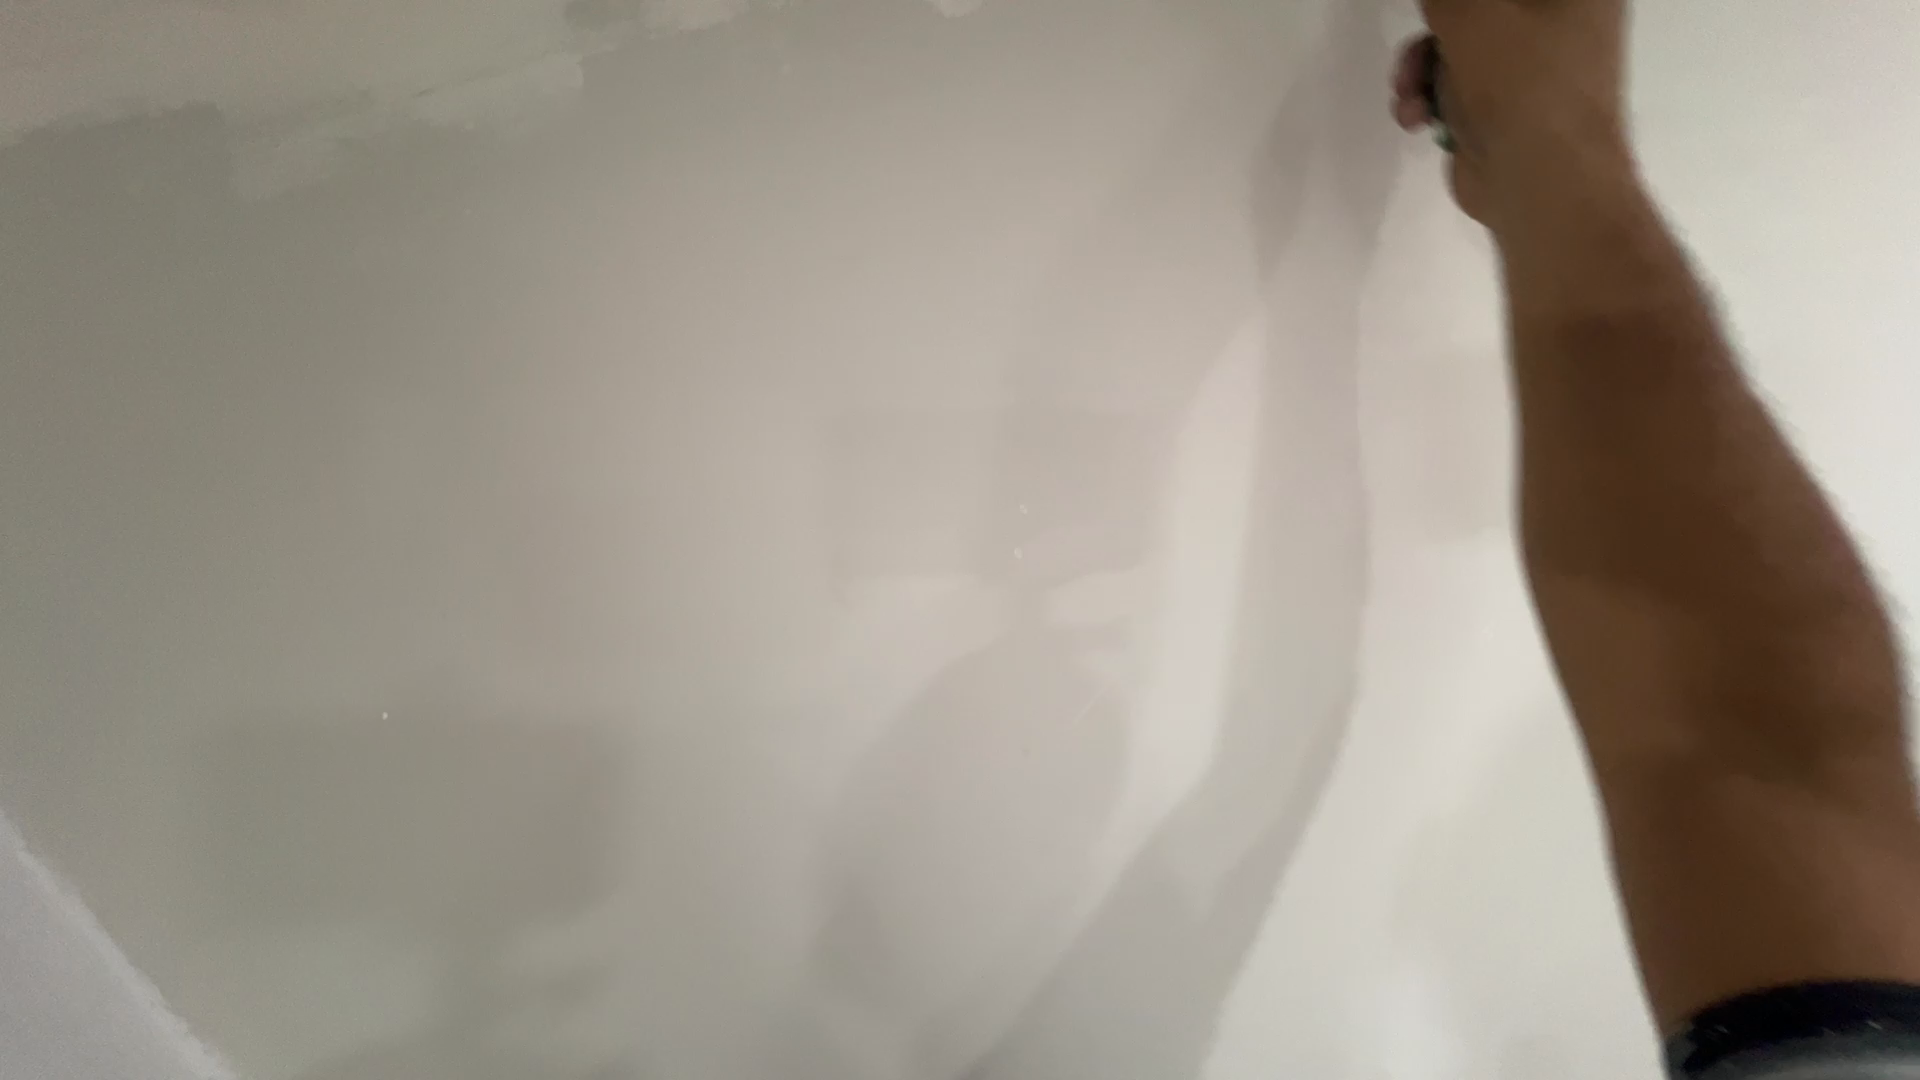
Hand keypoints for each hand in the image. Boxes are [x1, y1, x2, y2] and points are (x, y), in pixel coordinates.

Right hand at [1390, 0, 1633, 224]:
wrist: (1539, 181)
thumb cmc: (1523, 86)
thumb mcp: (1475, 19)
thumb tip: (1434, 2)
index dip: (1459, 3)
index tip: (1433, 13)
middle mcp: (1558, 20)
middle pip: (1477, 12)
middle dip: (1430, 36)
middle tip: (1413, 56)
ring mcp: (1527, 69)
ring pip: (1456, 51)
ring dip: (1419, 75)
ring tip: (1410, 103)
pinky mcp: (1498, 110)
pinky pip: (1454, 90)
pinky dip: (1428, 103)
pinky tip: (1417, 122)